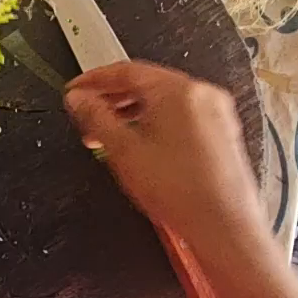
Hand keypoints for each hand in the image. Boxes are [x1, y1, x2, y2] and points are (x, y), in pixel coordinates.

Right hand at [63, 61, 265, 248]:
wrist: (223, 226)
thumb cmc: (181, 191)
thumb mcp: (123, 150)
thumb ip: (95, 117)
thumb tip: (78, 99)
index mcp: (178, 91)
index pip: (126, 71)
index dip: (94, 80)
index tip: (75, 90)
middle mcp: (201, 95)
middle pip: (145, 83)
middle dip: (111, 97)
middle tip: (85, 112)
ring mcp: (215, 113)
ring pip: (161, 99)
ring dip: (129, 110)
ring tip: (105, 131)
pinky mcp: (220, 131)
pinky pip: (178, 114)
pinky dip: (152, 120)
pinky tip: (135, 141)